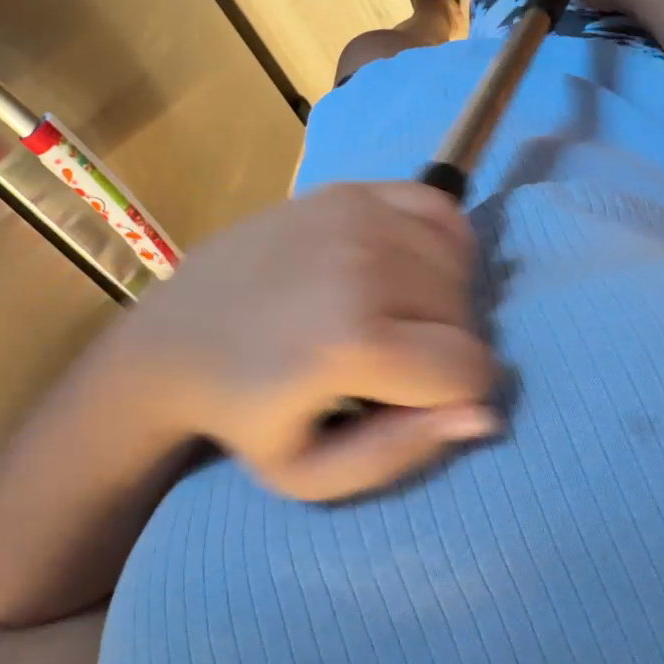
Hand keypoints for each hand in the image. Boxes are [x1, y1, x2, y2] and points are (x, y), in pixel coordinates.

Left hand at [121, 182, 500, 501]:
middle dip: (449, 348)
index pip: (472, 370)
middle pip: (468, 314)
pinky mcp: (350, 190)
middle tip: (398, 364)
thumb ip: (403, 451)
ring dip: (445, 298)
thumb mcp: (311, 473)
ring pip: (460, 262)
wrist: (177, 336)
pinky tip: (405, 268)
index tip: (416, 401)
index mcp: (353, 344)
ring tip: (398, 317)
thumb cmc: (245, 414)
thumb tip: (486, 413)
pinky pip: (439, 208)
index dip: (457, 397)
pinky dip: (440, 242)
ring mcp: (357, 216)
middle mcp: (364, 267)